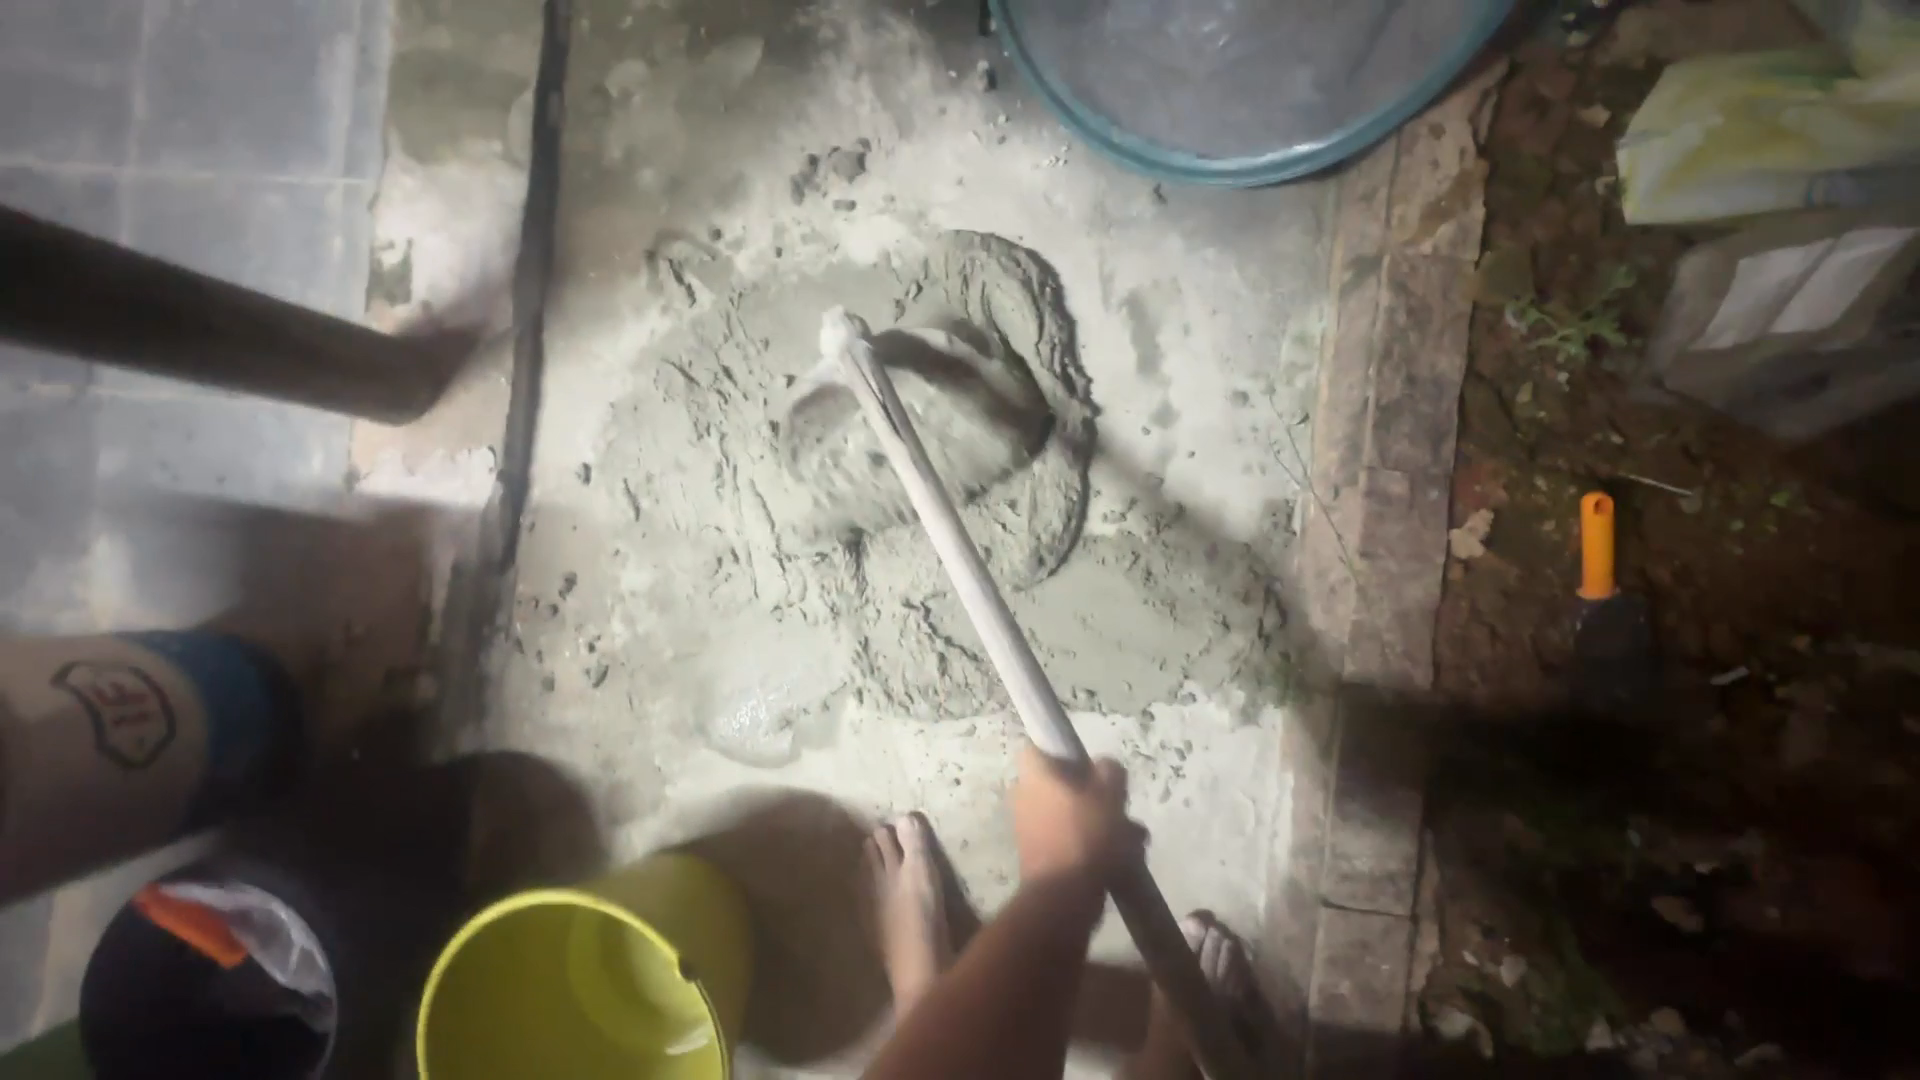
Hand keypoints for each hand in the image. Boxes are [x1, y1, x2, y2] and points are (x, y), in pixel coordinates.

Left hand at [1012, 743, 1144, 884]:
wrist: (1063, 898)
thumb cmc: (1084, 836)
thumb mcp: (1108, 795)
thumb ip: (1109, 771)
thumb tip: (1104, 767)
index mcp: (1034, 776)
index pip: (1036, 748)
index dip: (1062, 752)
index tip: (1087, 765)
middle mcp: (1025, 797)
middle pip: (1061, 784)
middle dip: (1095, 795)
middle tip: (1120, 806)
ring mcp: (1031, 829)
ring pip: (1072, 814)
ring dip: (1102, 823)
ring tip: (1134, 838)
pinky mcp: (1041, 856)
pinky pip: (1070, 839)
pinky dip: (1094, 845)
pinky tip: (1125, 858)